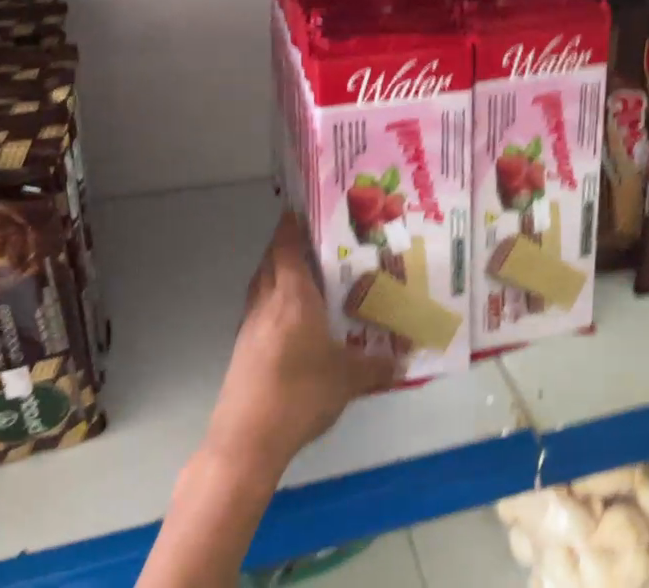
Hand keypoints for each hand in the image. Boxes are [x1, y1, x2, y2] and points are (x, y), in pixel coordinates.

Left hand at [204, 211, 397, 476]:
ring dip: (278, 272)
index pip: (287, 245)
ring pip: (262, 284)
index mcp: (292, 296)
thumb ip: (376, 366)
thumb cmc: (300, 394)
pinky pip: (259, 310)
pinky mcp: (243, 348)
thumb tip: (404, 360)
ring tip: (306, 276)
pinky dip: (274, 302)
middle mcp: (267, 301)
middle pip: (271, 259)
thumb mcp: (348, 380)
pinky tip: (293, 321)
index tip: (306, 209)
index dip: (293, 224)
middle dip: (288, 245)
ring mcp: (250, 325)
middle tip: (316, 242)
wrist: (247, 438)